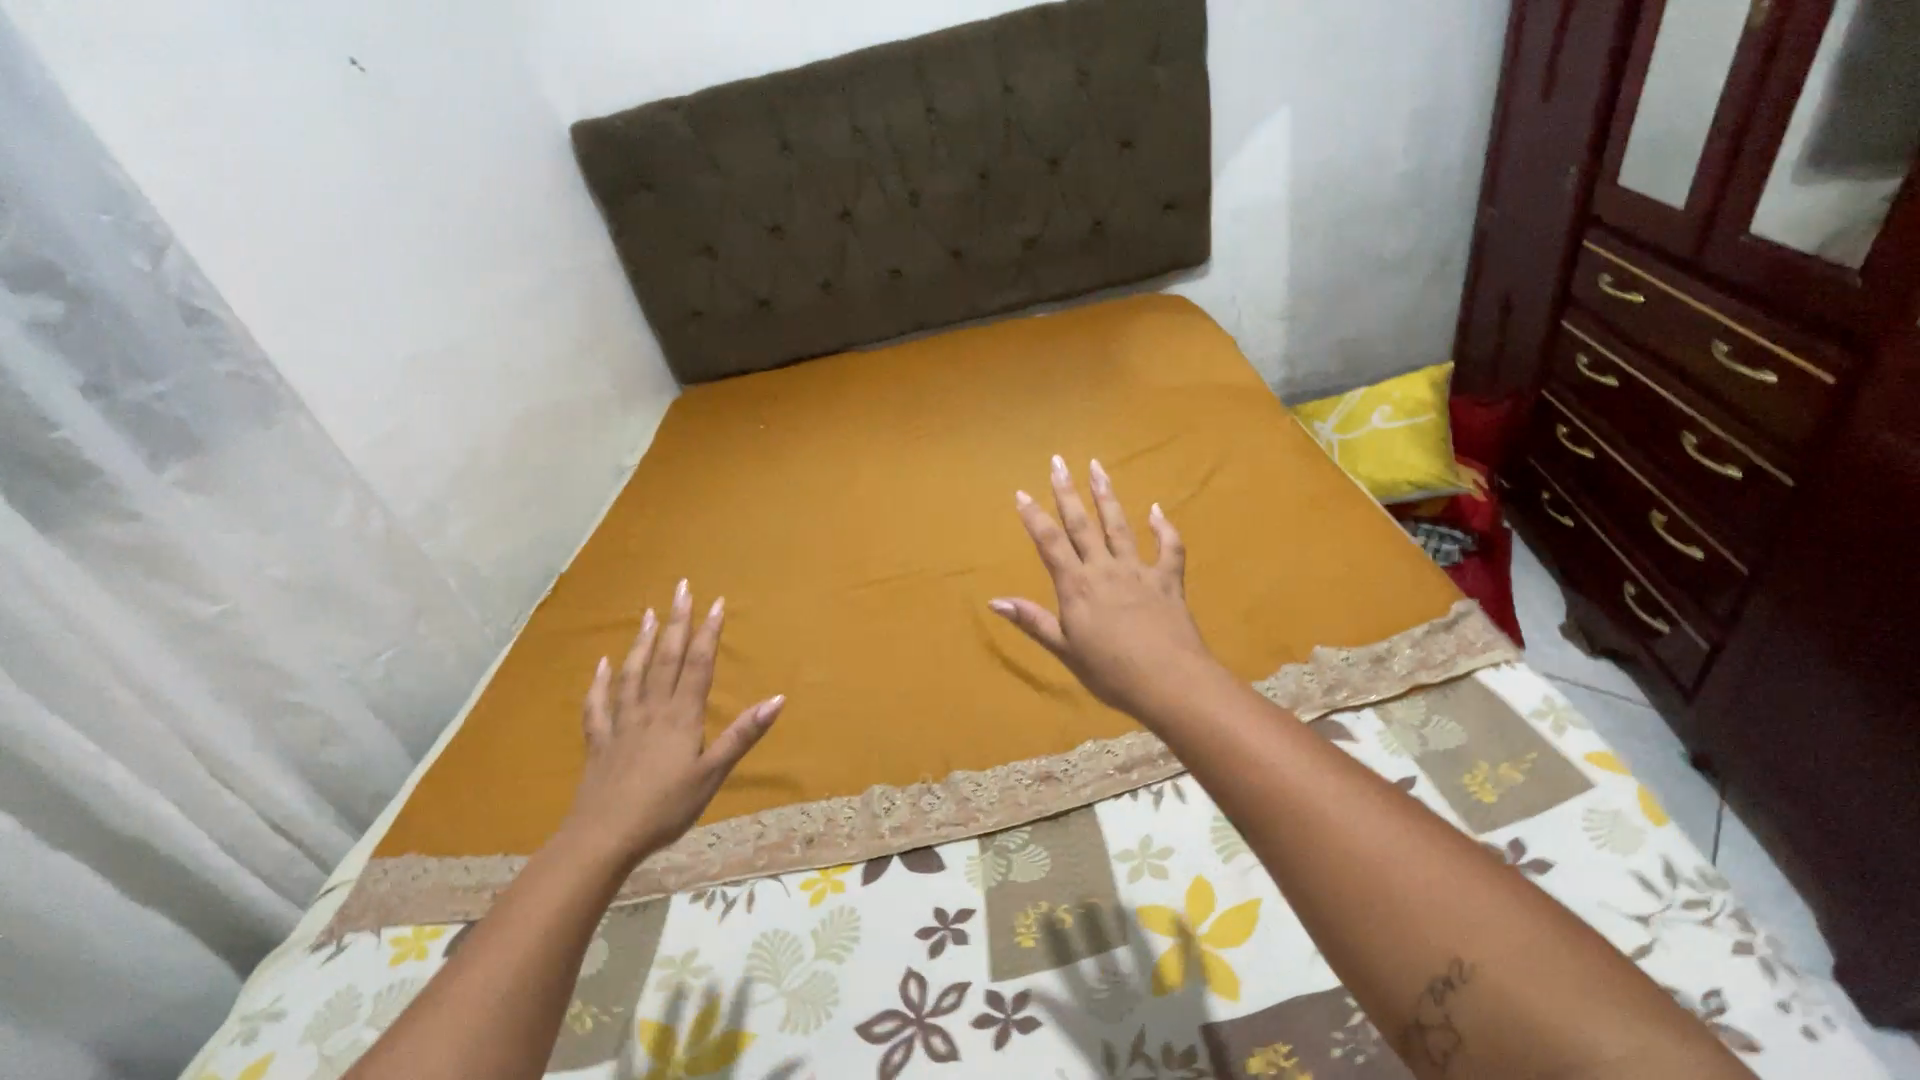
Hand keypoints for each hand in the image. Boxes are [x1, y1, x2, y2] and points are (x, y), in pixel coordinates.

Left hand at [559, 580, 783, 868]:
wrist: (603, 837)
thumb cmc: (666, 808)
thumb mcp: (712, 774)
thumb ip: (742, 735)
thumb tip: (777, 699)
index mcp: (681, 717)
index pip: (698, 666)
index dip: (708, 633)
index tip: (716, 602)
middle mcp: (651, 711)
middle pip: (666, 659)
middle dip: (677, 622)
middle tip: (681, 588)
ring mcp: (621, 724)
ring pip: (632, 673)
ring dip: (643, 642)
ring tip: (650, 614)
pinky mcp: (599, 741)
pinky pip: (597, 704)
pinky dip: (599, 682)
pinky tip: (601, 664)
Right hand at [990, 456, 1228, 721]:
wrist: (1170, 681)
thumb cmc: (1111, 672)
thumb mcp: (1065, 651)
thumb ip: (1033, 621)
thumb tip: (995, 600)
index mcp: (1077, 587)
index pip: (1050, 544)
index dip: (1034, 517)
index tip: (1021, 493)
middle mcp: (1105, 570)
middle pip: (1082, 524)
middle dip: (1068, 492)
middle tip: (1058, 461)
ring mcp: (1139, 571)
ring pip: (1119, 526)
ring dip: (1107, 496)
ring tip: (1098, 467)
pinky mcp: (1168, 580)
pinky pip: (1168, 548)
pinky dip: (1163, 528)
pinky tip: (1156, 510)